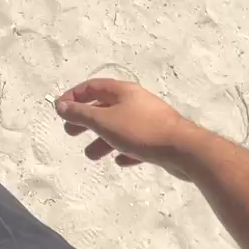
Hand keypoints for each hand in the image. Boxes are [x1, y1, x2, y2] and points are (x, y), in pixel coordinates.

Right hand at [54, 78, 205, 178]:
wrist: (187, 151)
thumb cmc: (141, 131)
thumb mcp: (104, 121)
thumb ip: (80, 114)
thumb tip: (60, 106)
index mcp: (122, 91)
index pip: (91, 87)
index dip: (73, 96)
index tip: (60, 110)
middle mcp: (135, 101)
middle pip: (103, 107)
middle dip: (85, 121)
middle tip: (71, 133)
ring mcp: (149, 120)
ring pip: (118, 127)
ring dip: (102, 139)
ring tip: (92, 155)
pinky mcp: (160, 138)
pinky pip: (136, 141)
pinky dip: (124, 149)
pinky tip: (120, 161)